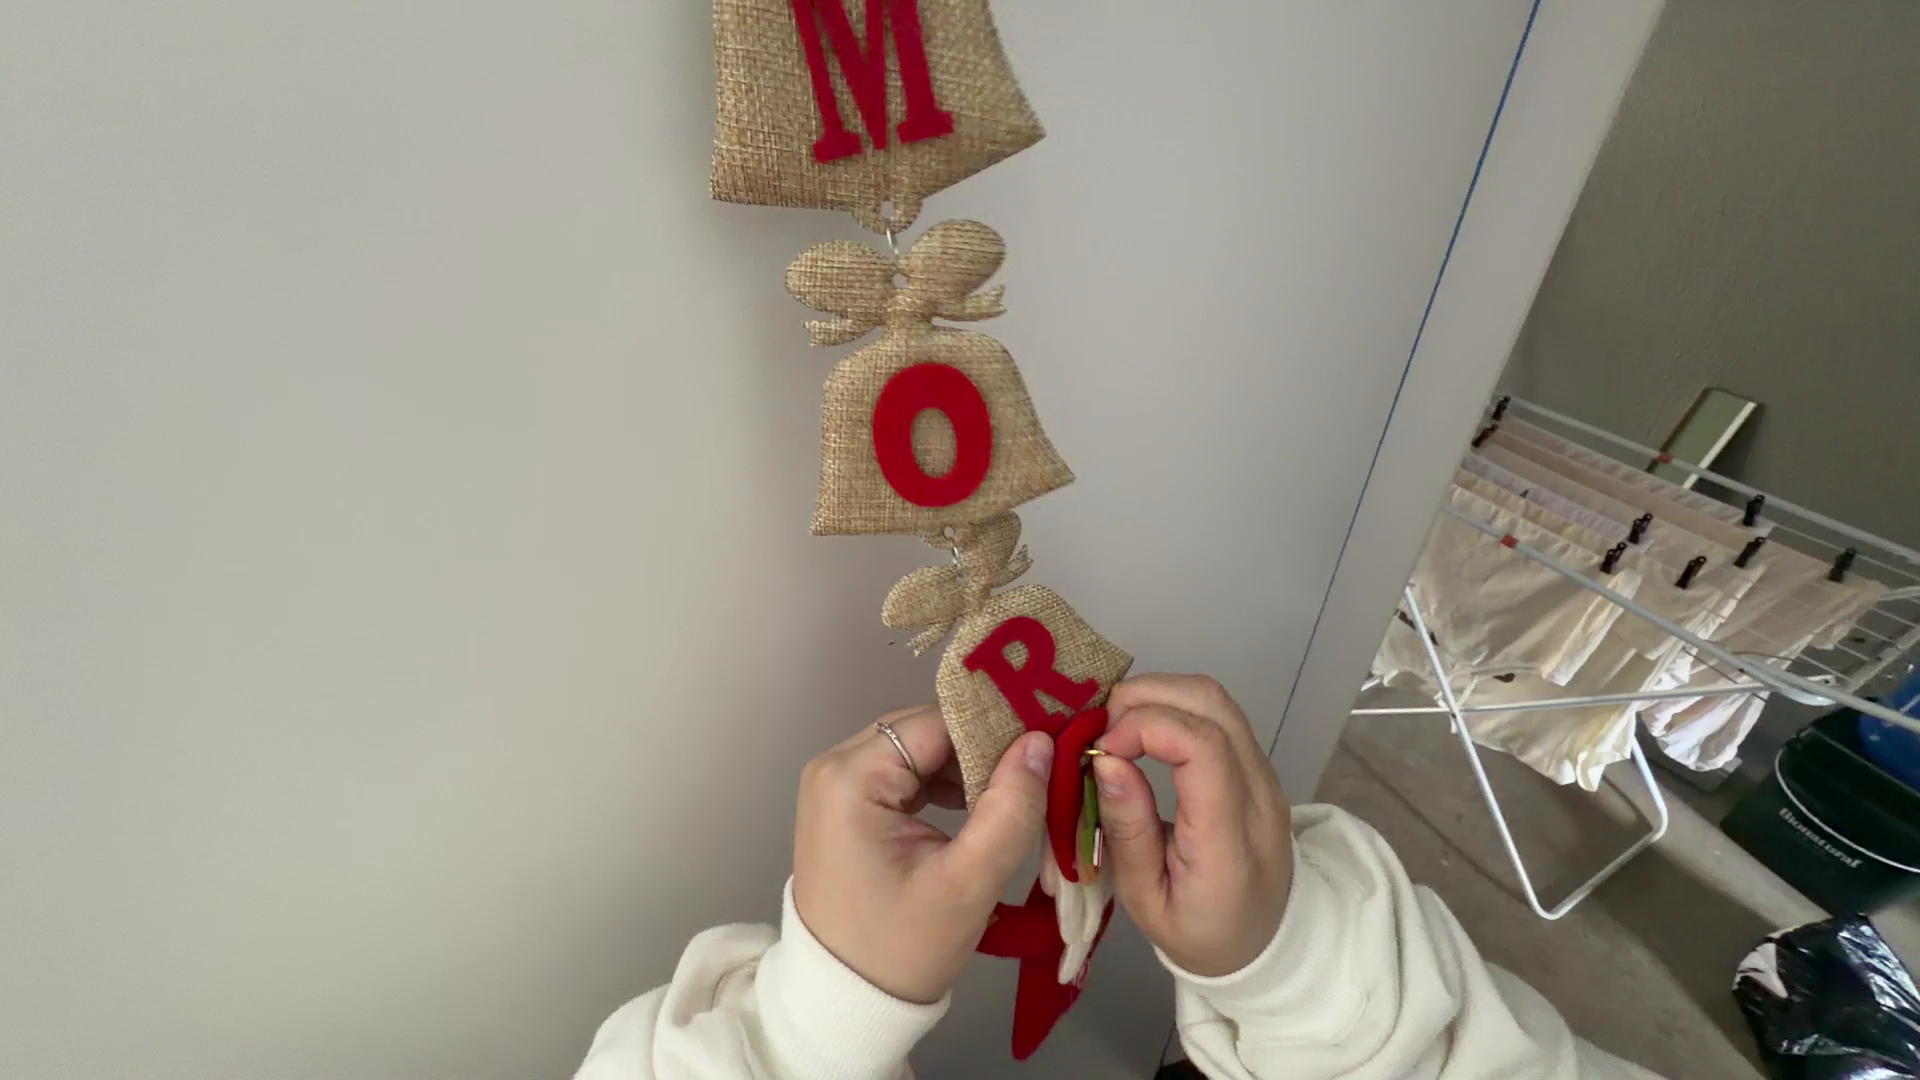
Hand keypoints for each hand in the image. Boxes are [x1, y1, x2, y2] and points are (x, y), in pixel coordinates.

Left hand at [792, 704, 1053, 1003]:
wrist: (843, 1002)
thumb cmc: (900, 949)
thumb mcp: (966, 886)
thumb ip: (1010, 810)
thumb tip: (1041, 743)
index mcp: (852, 777)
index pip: (937, 722)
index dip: (993, 728)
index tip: (1045, 741)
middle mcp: (837, 764)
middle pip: (926, 729)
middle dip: (982, 746)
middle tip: (1036, 767)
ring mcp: (839, 781)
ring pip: (920, 747)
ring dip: (966, 764)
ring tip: (1011, 790)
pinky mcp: (849, 800)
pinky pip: (906, 769)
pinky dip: (944, 780)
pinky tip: (976, 803)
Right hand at [1090, 674, 1292, 976]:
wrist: (1266, 945)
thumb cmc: (1199, 932)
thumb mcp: (1146, 901)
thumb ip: (1128, 831)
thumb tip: (1105, 760)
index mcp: (1231, 840)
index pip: (1202, 746)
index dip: (1144, 728)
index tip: (1101, 751)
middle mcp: (1258, 792)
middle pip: (1209, 702)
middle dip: (1143, 697)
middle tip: (1102, 730)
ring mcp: (1263, 771)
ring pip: (1213, 695)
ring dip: (1156, 694)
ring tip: (1118, 728)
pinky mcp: (1256, 762)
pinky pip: (1214, 710)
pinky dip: (1170, 703)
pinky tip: (1141, 729)